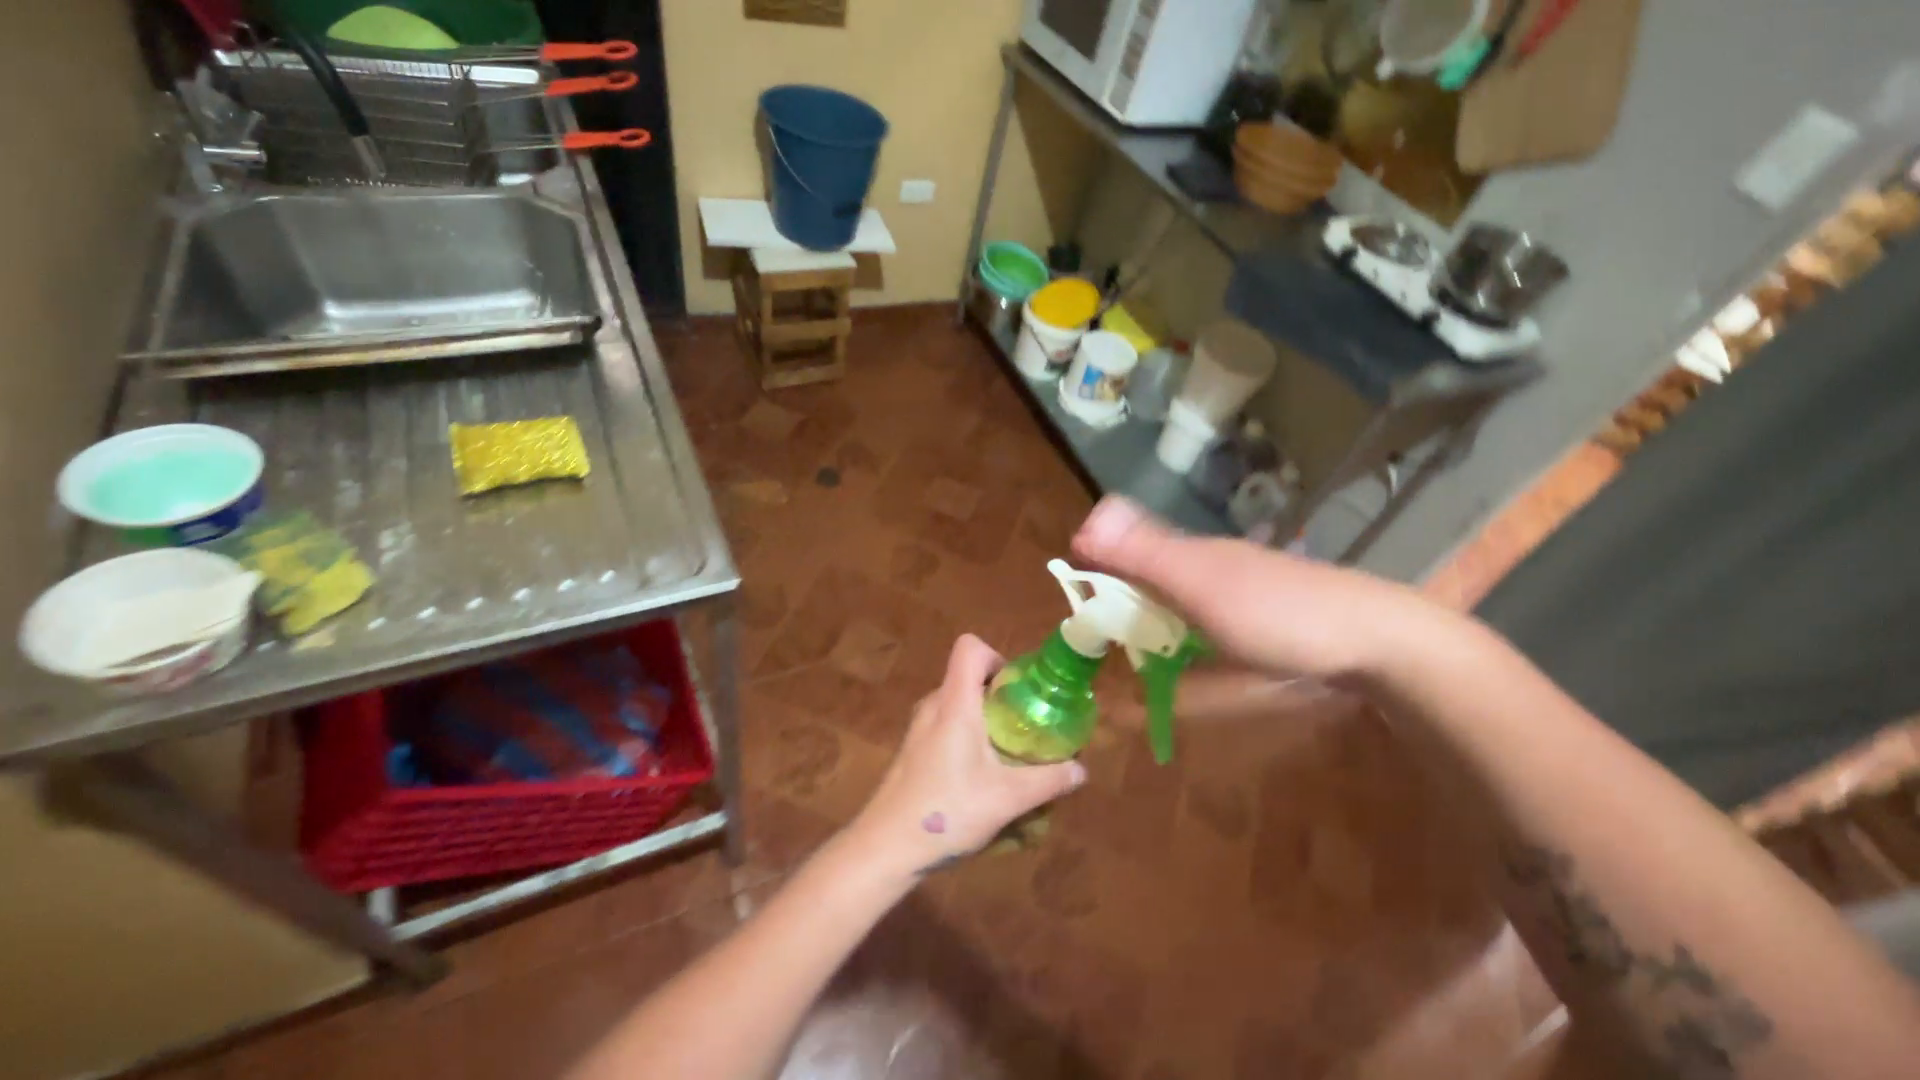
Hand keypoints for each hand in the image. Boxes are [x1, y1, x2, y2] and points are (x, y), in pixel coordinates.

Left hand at [846, 635, 1086, 880]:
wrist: (885, 847)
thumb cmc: (946, 811)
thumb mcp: (1008, 798)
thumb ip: (1048, 781)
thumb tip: (1081, 771)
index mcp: (954, 704)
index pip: (970, 648)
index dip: (998, 658)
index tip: (1021, 691)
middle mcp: (933, 707)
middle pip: (968, 679)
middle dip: (1002, 697)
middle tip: (1028, 729)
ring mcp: (918, 730)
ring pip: (958, 707)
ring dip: (986, 723)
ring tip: (1010, 757)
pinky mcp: (912, 753)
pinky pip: (946, 730)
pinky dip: (968, 741)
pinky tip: (981, 780)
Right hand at [1070, 495, 1459, 683]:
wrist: (1378, 640)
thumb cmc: (1281, 614)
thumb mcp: (1203, 584)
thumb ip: (1145, 553)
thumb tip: (1086, 518)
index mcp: (1193, 554)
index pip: (1126, 551)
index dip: (1096, 572)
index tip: (1076, 613)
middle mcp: (1214, 566)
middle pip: (1152, 577)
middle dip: (1123, 602)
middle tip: (1102, 648)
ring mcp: (1243, 594)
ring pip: (1181, 602)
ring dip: (1155, 623)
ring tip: (1136, 663)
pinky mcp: (1266, 622)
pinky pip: (1209, 626)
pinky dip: (1189, 640)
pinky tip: (1192, 664)